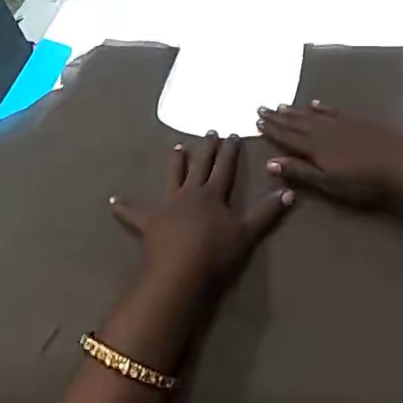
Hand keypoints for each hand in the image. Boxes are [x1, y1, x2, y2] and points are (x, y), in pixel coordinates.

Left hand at [110, 133, 292, 286]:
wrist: (181, 270)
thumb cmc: (216, 252)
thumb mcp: (247, 233)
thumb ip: (267, 212)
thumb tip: (290, 191)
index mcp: (213, 193)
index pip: (224, 166)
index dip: (229, 150)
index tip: (232, 133)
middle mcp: (190, 192)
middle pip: (200, 165)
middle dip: (206, 148)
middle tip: (209, 132)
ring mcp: (168, 205)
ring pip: (172, 177)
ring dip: (175, 162)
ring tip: (176, 147)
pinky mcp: (149, 222)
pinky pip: (134, 214)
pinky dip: (124, 208)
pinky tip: (113, 201)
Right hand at [256, 102, 402, 207]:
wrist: (397, 162)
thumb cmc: (360, 181)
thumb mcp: (327, 183)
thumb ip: (300, 172)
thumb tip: (270, 163)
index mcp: (312, 147)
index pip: (286, 137)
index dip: (271, 129)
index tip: (256, 121)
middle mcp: (321, 131)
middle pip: (295, 122)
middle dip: (277, 117)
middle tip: (261, 108)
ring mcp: (339, 124)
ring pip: (310, 114)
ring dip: (294, 110)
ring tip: (281, 105)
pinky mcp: (354, 121)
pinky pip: (330, 111)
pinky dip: (319, 107)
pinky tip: (314, 103)